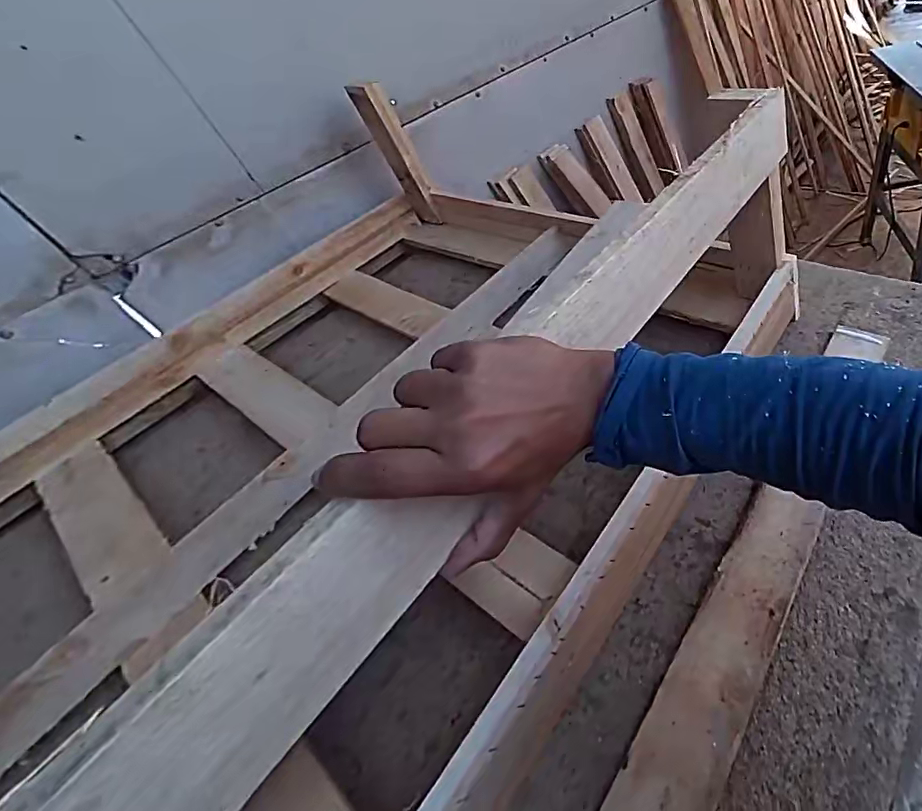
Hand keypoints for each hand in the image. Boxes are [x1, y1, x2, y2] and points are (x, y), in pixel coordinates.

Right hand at [316, 336, 616, 575]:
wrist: (589, 394)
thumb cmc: (553, 448)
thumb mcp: (523, 497)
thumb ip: (486, 534)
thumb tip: (450, 569)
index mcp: (461, 469)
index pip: (377, 475)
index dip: (342, 477)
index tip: (331, 476)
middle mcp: (455, 427)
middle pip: (375, 428)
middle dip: (382, 436)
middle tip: (408, 437)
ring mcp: (464, 385)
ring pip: (403, 390)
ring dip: (418, 400)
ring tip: (447, 406)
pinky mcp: (476, 352)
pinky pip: (435, 360)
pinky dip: (446, 370)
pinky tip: (472, 380)